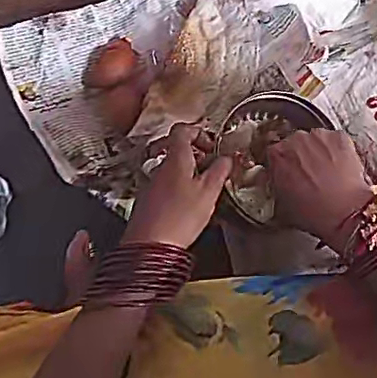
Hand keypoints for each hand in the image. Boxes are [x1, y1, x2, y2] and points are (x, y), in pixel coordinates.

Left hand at [122, 123, 232, 247]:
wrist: (149, 247)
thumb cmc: (178, 218)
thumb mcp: (208, 192)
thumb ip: (219, 171)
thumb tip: (227, 158)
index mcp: (176, 159)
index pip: (182, 130)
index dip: (198, 131)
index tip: (211, 143)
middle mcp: (160, 168)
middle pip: (176, 148)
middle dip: (197, 153)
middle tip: (211, 164)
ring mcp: (152, 184)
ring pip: (172, 167)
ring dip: (189, 171)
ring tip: (204, 186)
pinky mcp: (149, 201)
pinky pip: (166, 184)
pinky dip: (180, 186)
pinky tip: (190, 203)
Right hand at [265, 129, 374, 248]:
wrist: (345, 210)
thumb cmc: (315, 212)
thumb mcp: (283, 205)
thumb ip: (276, 185)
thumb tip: (278, 182)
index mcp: (277, 155)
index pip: (275, 153)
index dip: (284, 164)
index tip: (289, 173)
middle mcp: (295, 139)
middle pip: (296, 143)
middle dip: (302, 156)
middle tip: (311, 175)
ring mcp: (318, 136)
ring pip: (316, 140)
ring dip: (319, 151)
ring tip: (328, 173)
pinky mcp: (339, 136)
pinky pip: (335, 140)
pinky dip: (337, 150)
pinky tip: (341, 167)